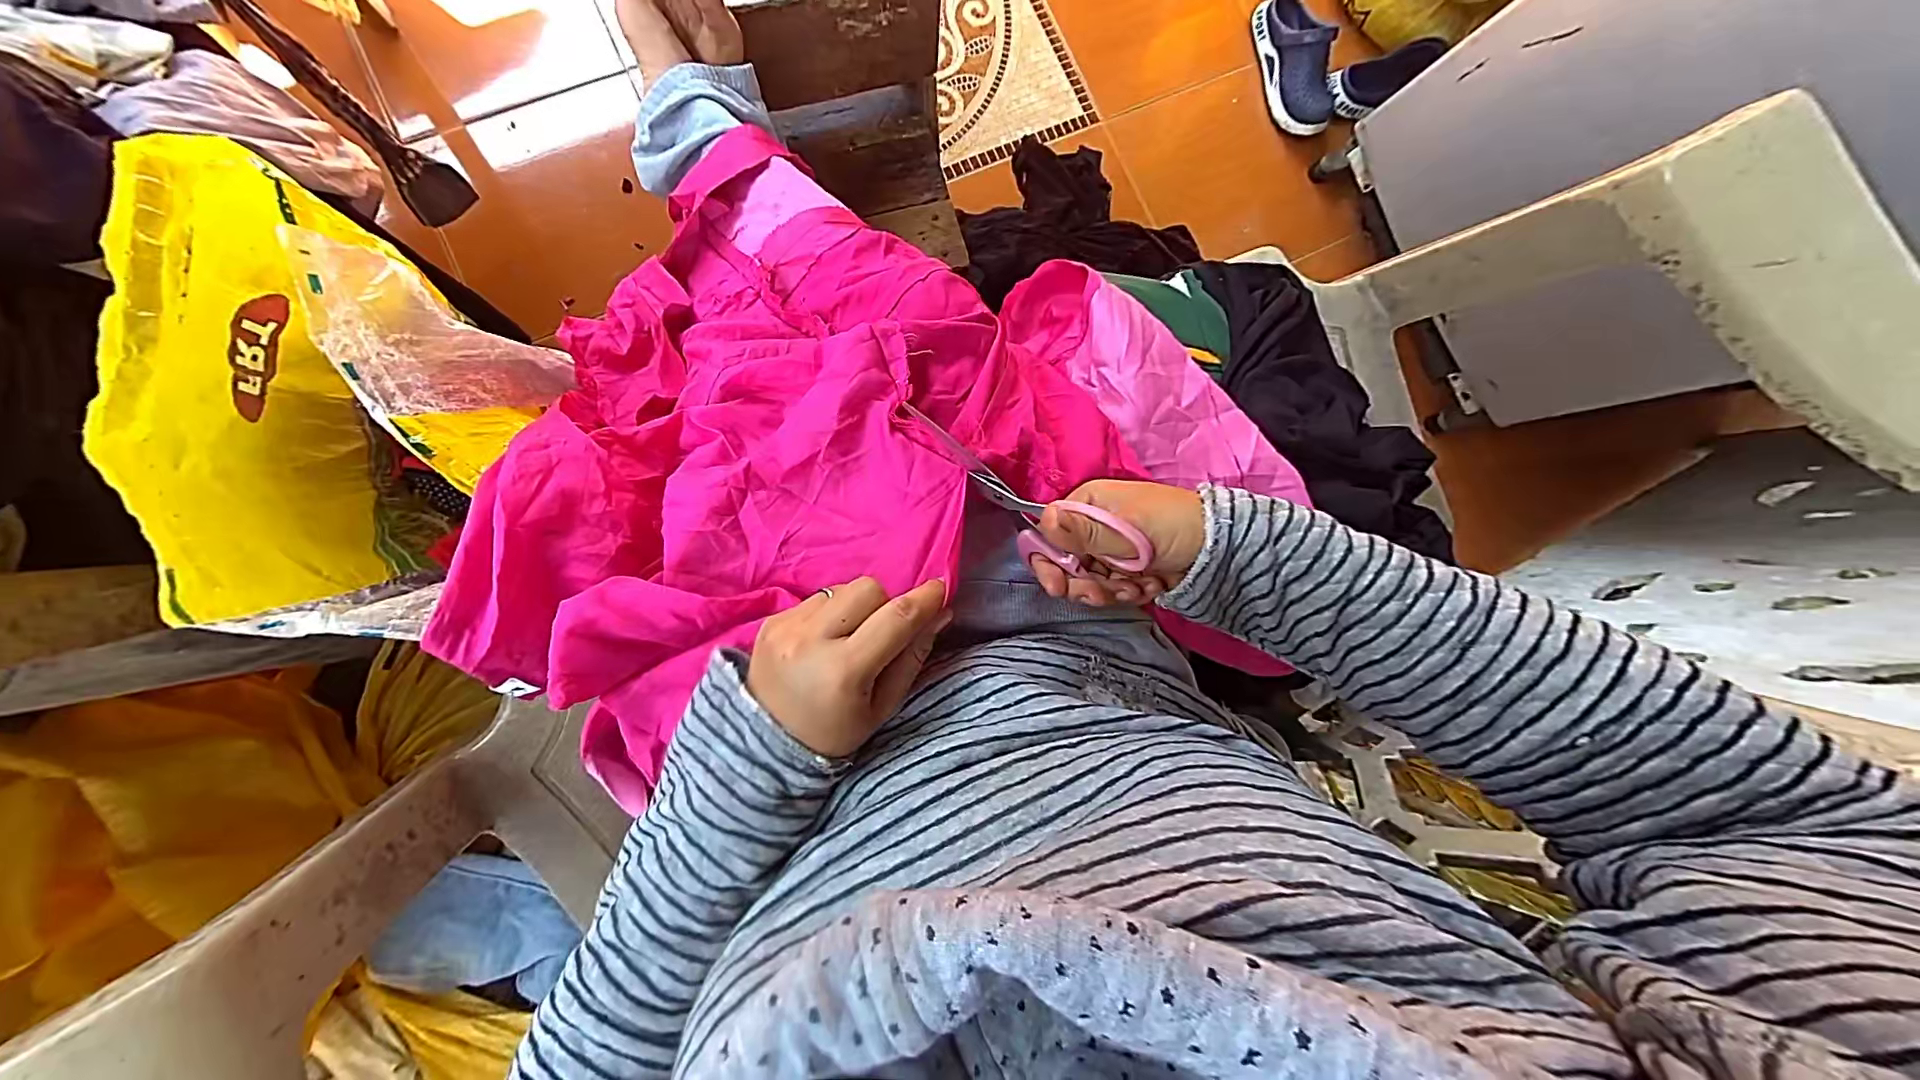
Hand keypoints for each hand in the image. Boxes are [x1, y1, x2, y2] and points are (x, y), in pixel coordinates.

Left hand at [746, 578, 950, 757]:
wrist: (766, 746)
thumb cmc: (835, 732)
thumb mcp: (882, 706)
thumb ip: (913, 656)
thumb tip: (940, 613)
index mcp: (844, 671)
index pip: (896, 618)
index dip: (925, 598)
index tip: (941, 587)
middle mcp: (811, 641)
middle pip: (868, 588)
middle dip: (885, 604)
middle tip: (882, 633)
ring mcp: (786, 628)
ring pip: (841, 588)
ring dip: (855, 607)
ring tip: (847, 639)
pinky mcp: (770, 621)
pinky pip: (815, 598)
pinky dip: (829, 612)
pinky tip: (822, 642)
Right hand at [1028, 480, 1203, 607]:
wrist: (1219, 547)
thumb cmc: (1171, 527)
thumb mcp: (1125, 529)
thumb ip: (1082, 531)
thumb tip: (1044, 521)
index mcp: (1088, 505)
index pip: (1050, 536)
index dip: (1049, 563)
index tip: (1057, 587)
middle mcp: (1094, 526)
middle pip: (1067, 565)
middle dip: (1084, 585)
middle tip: (1103, 594)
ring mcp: (1111, 549)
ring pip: (1089, 581)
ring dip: (1111, 591)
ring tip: (1138, 587)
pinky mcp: (1127, 569)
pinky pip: (1112, 589)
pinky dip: (1129, 593)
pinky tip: (1152, 586)